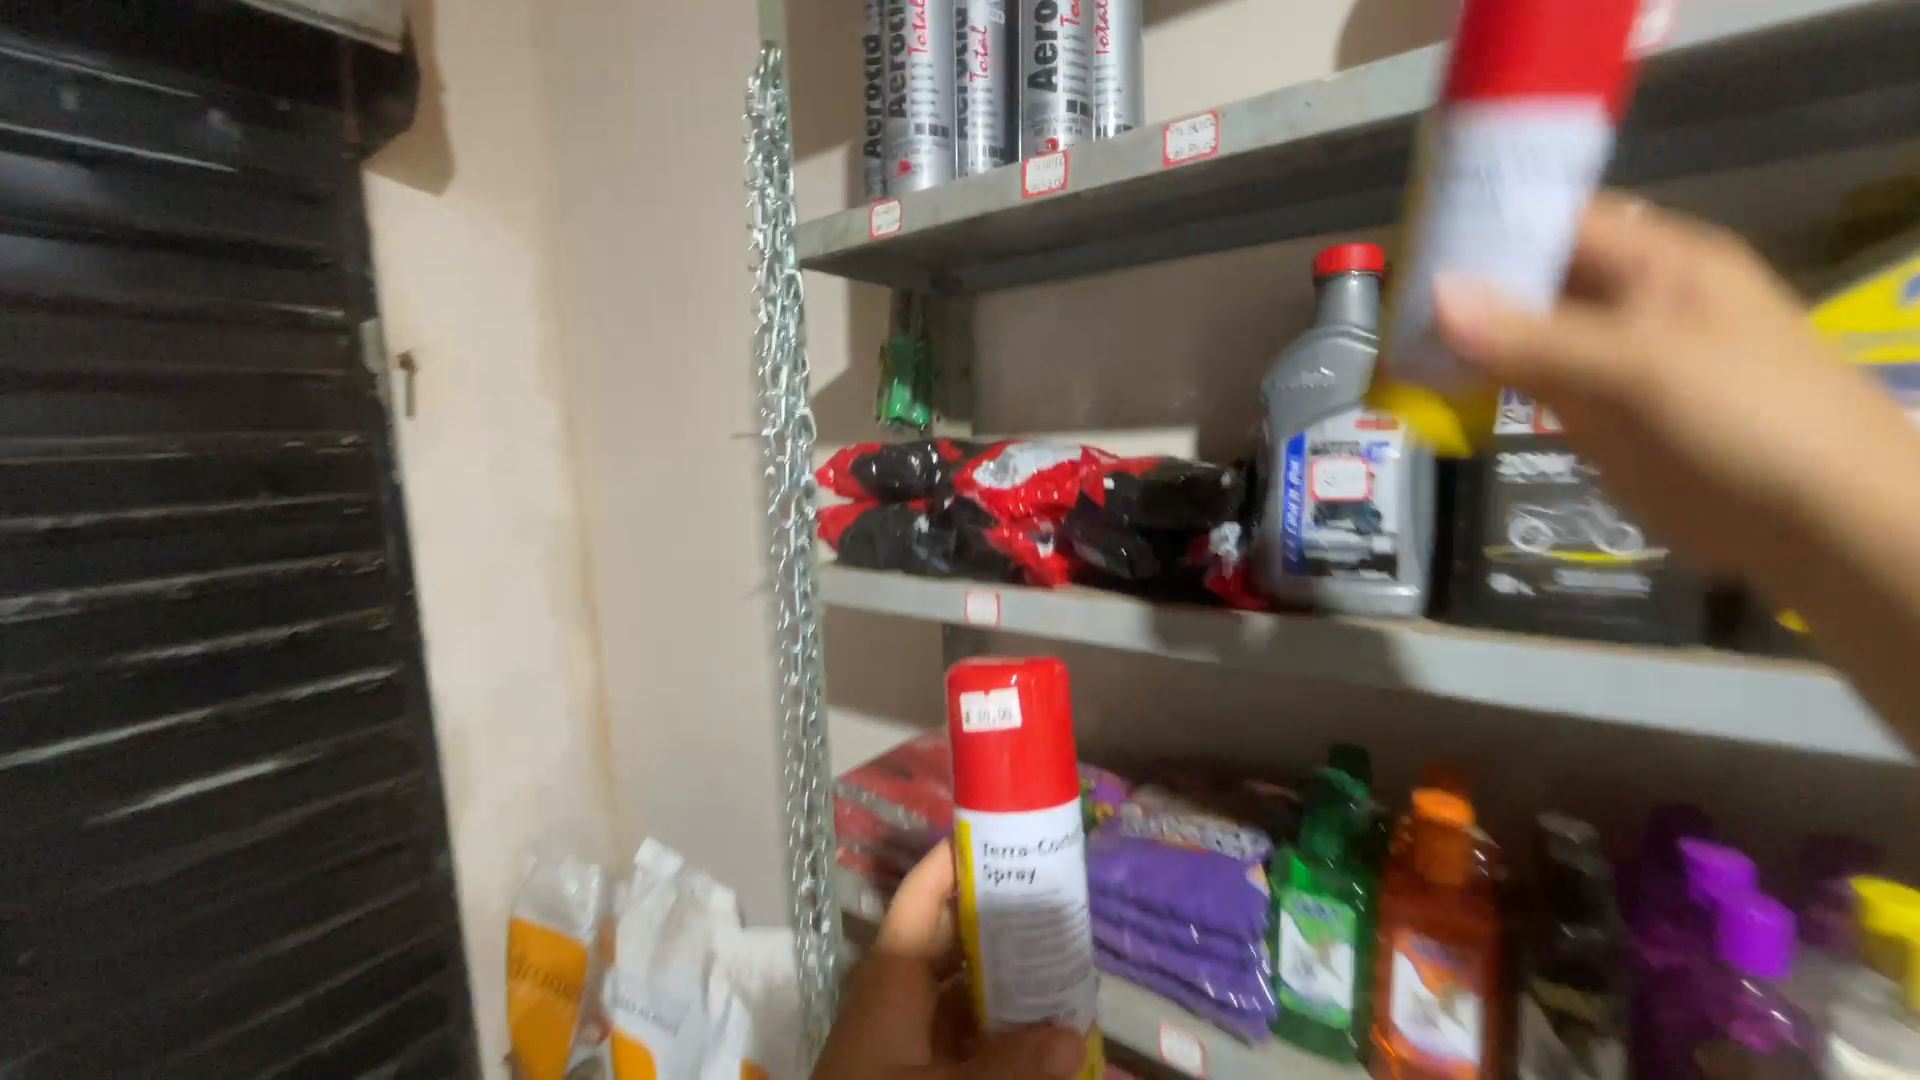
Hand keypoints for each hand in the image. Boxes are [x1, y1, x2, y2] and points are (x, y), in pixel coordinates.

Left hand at [811, 842, 1089, 1079]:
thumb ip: (1010, 1064)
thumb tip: (1070, 1031)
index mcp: (893, 974)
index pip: (923, 894)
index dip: (955, 859)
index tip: (1003, 836)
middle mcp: (895, 991)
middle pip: (950, 935)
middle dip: (999, 919)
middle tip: (1056, 902)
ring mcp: (900, 1034)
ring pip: (957, 985)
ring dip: (1002, 976)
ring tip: (1058, 961)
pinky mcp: (908, 1067)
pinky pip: (958, 1030)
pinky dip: (993, 1025)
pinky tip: (1035, 1033)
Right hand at [1433, 192, 1912, 590]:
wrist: (1811, 521)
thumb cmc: (1746, 419)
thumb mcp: (1639, 367)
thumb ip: (1533, 337)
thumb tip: (1433, 298)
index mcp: (1655, 264)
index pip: (1558, 222)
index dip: (1491, 225)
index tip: (1416, 239)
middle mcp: (1622, 303)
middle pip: (1527, 278)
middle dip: (1460, 286)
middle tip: (1386, 301)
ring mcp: (1600, 360)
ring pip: (1514, 334)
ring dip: (1459, 338)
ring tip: (1389, 342)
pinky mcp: (1586, 411)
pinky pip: (1518, 383)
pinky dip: (1473, 383)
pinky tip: (1425, 385)